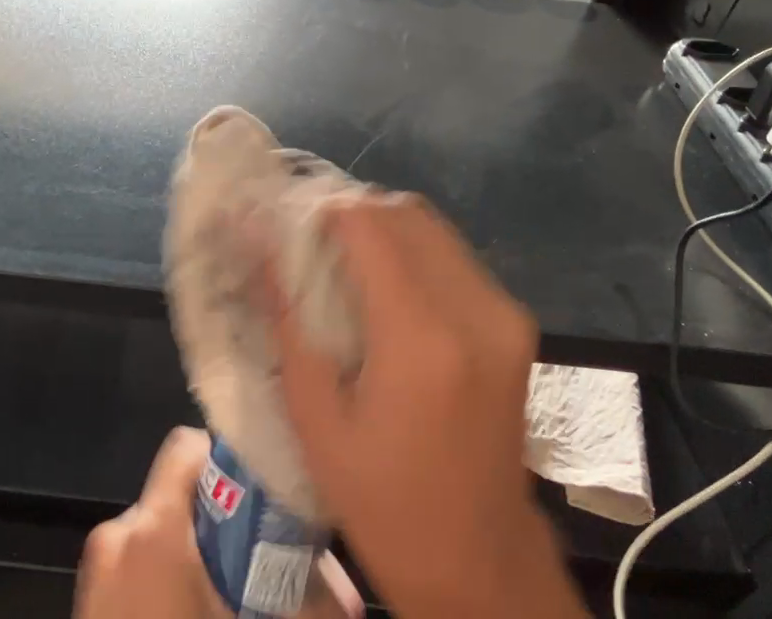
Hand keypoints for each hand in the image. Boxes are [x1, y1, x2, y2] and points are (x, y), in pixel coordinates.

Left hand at [74, 427, 363, 618]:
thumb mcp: (260, 615)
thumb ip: (307, 600)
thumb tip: (341, 591)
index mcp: (151, 532)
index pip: (189, 449)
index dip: (235, 464)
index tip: (273, 497)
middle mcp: (117, 537)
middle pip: (183, 500)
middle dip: (230, 527)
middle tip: (273, 571)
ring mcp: (96, 573)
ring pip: (164, 539)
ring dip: (205, 561)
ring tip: (242, 605)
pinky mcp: (89, 604)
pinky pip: (141, 572)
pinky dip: (175, 585)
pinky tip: (205, 616)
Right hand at [265, 193, 586, 618]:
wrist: (479, 561)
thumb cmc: (382, 501)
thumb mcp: (315, 418)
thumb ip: (286, 319)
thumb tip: (256, 246)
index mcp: (421, 338)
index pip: (368, 224)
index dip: (319, 211)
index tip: (284, 226)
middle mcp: (474, 311)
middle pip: (405, 213)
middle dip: (349, 214)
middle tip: (307, 245)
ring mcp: (504, 315)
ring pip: (432, 229)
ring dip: (381, 230)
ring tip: (338, 265)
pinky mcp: (515, 326)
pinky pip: (453, 259)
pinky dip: (411, 254)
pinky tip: (381, 290)